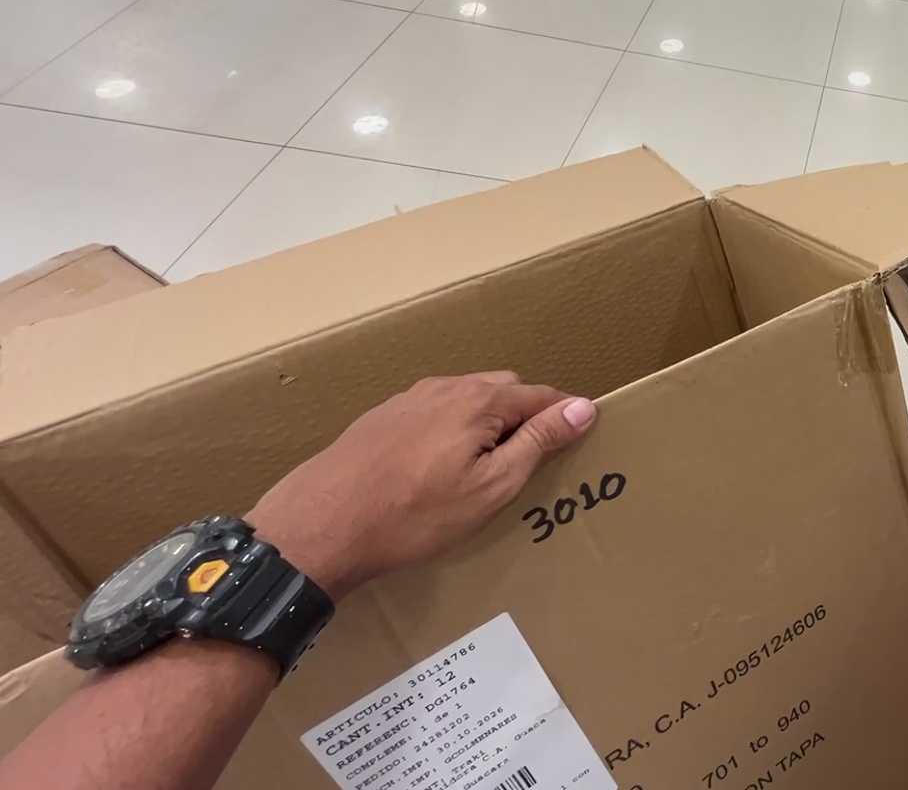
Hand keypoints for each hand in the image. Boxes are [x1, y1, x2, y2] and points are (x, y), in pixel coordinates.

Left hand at [246, 372, 596, 598]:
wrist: (311, 533)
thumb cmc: (412, 516)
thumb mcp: (493, 486)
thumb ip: (541, 441)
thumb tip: (584, 407)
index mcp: (481, 400)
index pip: (544, 395)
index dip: (565, 417)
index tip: (575, 441)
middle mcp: (447, 387)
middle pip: (506, 390)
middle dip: (525, 416)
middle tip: (525, 460)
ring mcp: (408, 399)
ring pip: (468, 398)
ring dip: (487, 421)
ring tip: (480, 465)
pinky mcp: (379, 418)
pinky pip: (434, 410)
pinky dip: (450, 428)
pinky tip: (435, 466)